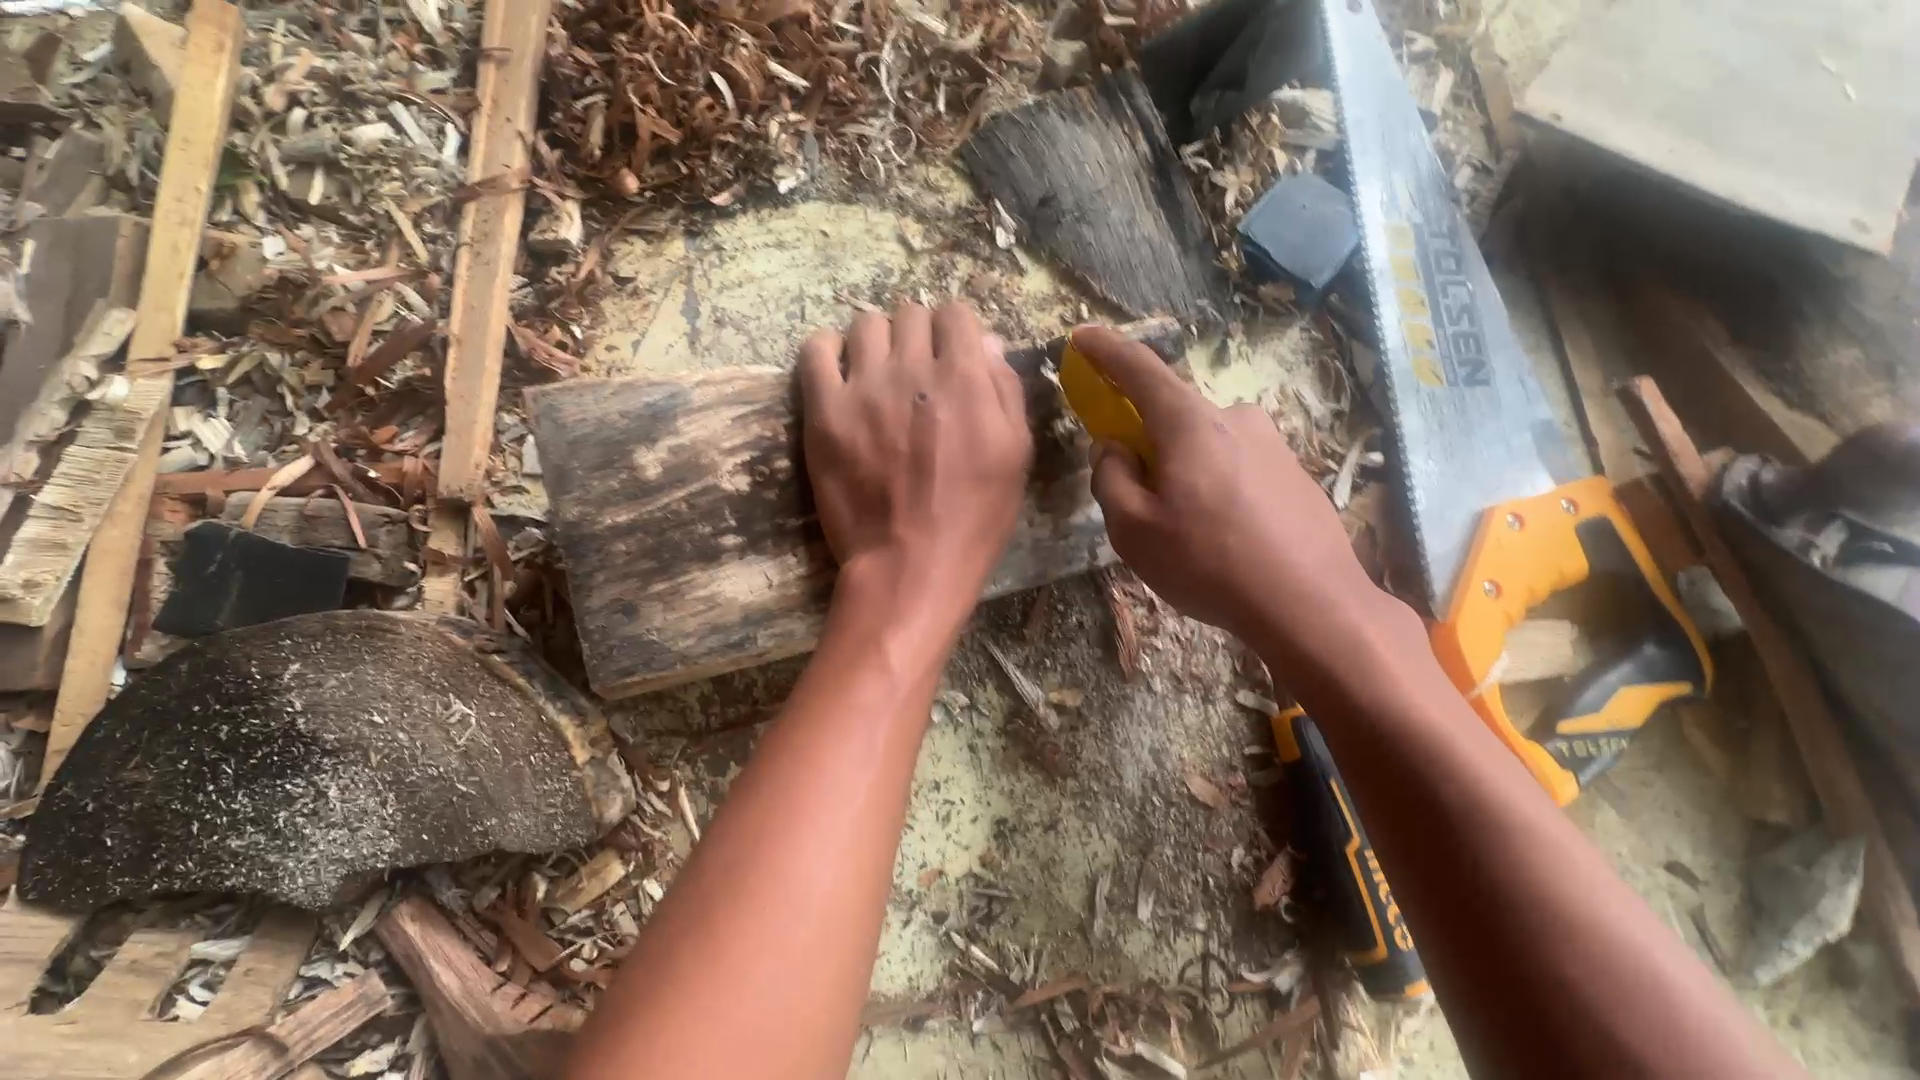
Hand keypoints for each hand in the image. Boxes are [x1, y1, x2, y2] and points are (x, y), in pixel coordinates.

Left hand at [799, 301, 1032, 618]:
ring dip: (877, 340)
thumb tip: (986, 342)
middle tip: (917, 370)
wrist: (911, 565)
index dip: (956, 331)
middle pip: (910, 314)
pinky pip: (816, 351)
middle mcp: (912, 370)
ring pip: (865, 325)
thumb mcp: (1014, 455)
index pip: (956, 314)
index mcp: (964, 378)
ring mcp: (863, 388)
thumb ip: (1003, 390)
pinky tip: (839, 370)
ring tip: (879, 372)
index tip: (952, 354)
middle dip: (919, 334)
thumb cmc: (974, 517)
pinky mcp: (824, 411)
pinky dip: (828, 350)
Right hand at [1076, 326, 1380, 648]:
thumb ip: (1110, 479)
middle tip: (1142, 504)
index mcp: (1190, 423)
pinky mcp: (1296, 474)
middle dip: (1149, 448)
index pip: (1139, 370)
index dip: (1106, 352)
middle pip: (1173, 419)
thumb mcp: (1134, 530)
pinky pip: (1238, 469)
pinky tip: (1227, 541)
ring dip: (1187, 475)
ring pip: (1207, 448)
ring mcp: (1273, 444)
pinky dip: (1219, 492)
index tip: (1082, 337)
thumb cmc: (1210, 564)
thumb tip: (1115, 448)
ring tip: (1191, 537)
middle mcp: (1235, 418)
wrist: (1313, 604)